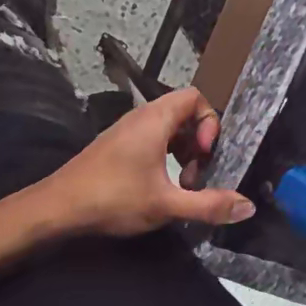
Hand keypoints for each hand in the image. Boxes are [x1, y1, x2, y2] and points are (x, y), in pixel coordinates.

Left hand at [37, 87, 255, 236]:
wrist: (57, 208)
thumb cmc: (113, 199)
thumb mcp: (167, 205)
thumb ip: (209, 205)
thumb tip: (248, 207)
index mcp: (154, 120)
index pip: (195, 97)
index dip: (210, 122)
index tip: (205, 155)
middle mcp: (140, 119)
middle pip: (184, 113)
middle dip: (199, 142)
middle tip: (197, 174)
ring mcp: (125, 133)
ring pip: (167, 129)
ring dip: (182, 153)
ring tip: (182, 185)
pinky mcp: (115, 149)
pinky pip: (151, 141)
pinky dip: (165, 158)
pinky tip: (161, 188)